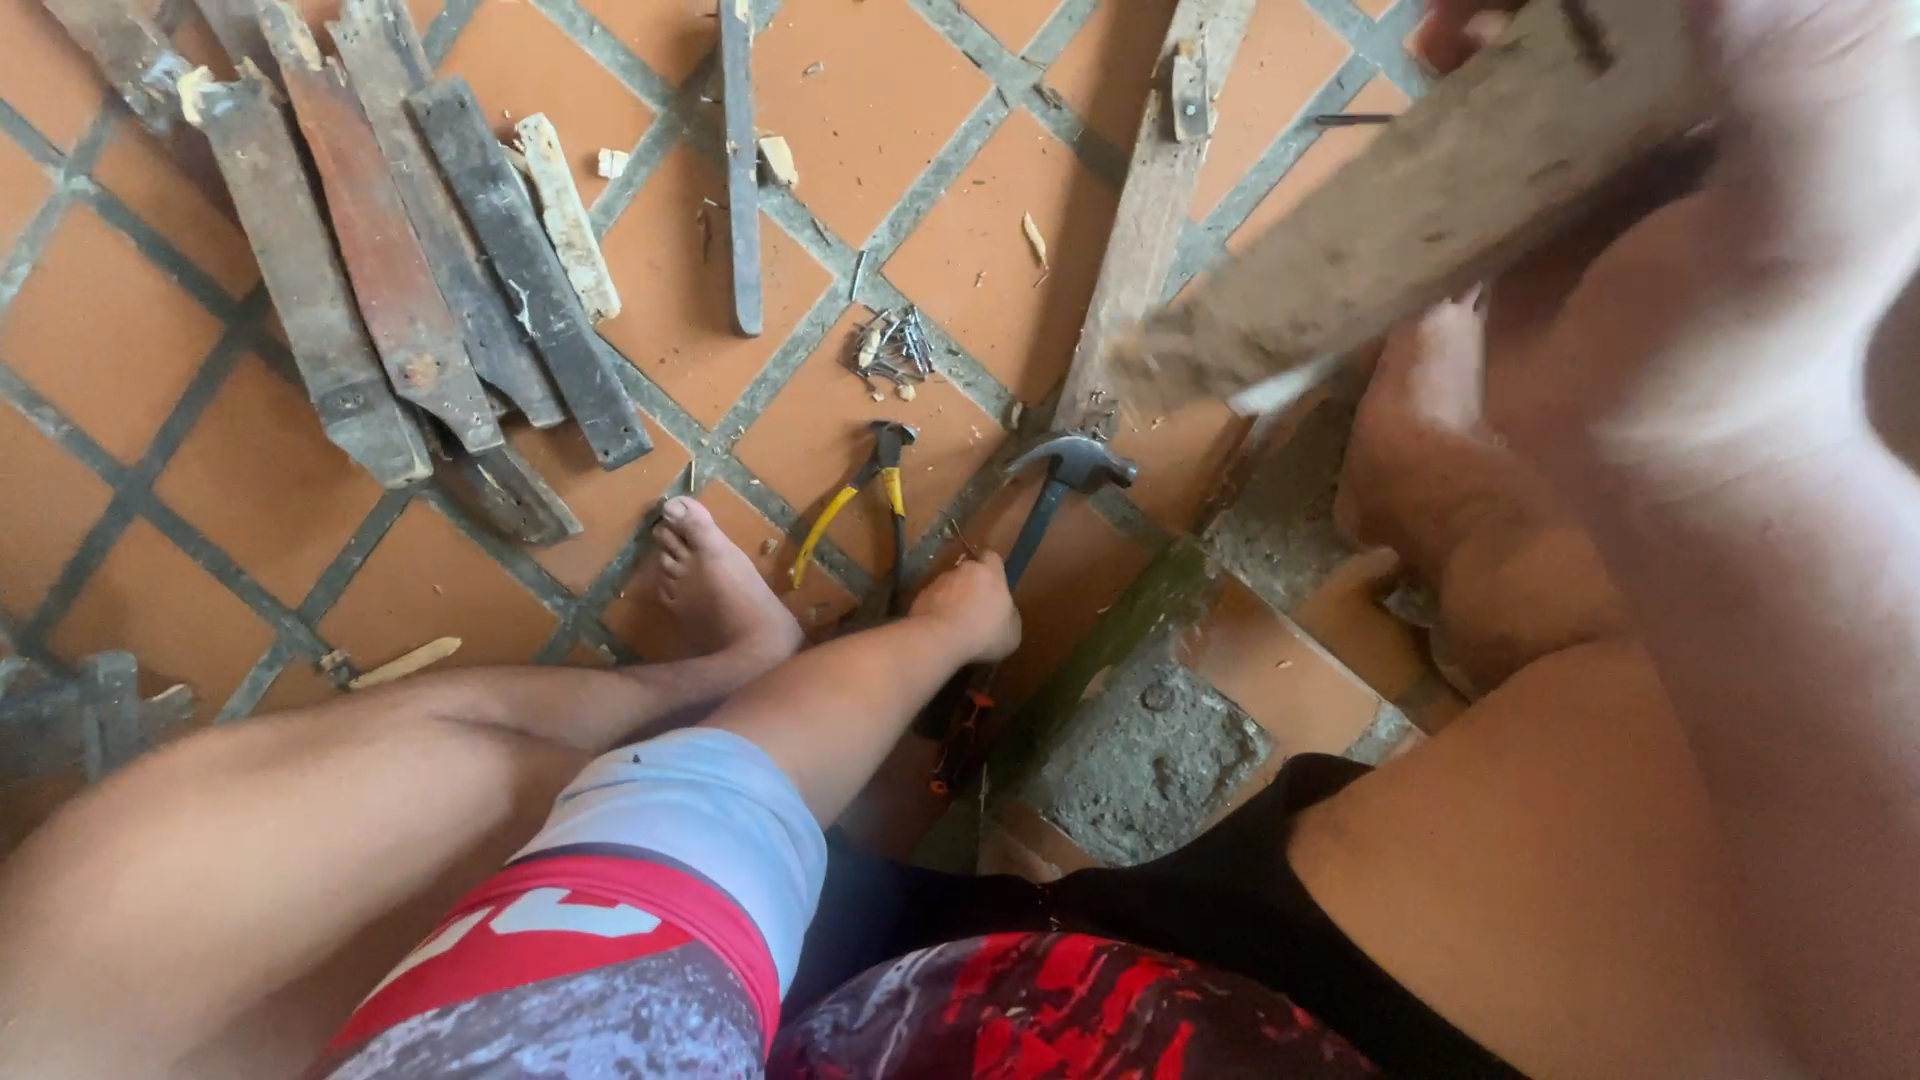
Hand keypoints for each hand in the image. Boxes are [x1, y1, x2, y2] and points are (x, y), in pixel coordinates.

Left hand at [909, 553, 1021, 664]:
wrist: (939, 638)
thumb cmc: (984, 633)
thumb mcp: (1012, 632)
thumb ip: (1009, 615)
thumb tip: (1005, 611)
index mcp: (990, 574)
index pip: (992, 557)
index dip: (992, 568)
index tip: (993, 583)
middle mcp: (963, 571)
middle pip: (968, 572)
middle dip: (970, 586)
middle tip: (974, 609)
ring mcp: (938, 582)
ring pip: (948, 586)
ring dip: (952, 600)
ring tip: (954, 624)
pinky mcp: (920, 596)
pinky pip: (932, 601)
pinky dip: (936, 611)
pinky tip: (939, 630)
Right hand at [1432, 0, 1919, 490]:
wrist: (1640, 448)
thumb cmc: (1734, 349)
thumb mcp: (1807, 216)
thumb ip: (1804, 79)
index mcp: (1815, 52)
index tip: (1537, 0)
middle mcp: (1715, 74)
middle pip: (1620, 4)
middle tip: (1474, 9)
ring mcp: (1622, 127)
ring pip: (1555, 35)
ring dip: (1493, 18)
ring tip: (1442, 33)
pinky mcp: (1546, 180)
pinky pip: (1499, 109)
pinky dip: (1461, 83)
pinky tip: (1433, 74)